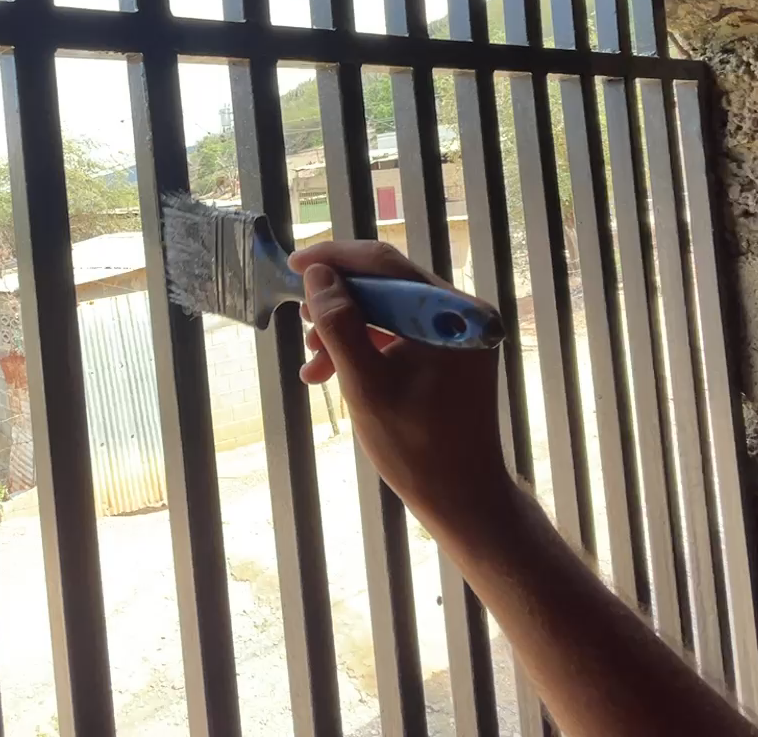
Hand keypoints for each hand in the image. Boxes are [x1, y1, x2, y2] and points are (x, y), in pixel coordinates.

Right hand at [289, 241, 515, 528]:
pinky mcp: (448, 350)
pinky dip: (364, 344)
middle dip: (337, 301)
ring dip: (345, 328)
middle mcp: (461, 312)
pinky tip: (330, 370)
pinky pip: (397, 330)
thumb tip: (317, 274)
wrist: (462, 499)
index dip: (335, 259)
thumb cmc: (415, 449)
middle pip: (386, 284)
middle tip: (301, 319)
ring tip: (313, 359)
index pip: (386, 265)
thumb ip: (340, 325)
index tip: (294, 264)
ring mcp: (456, 331)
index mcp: (453, 315)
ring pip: (387, 308)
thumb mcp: (366, 385)